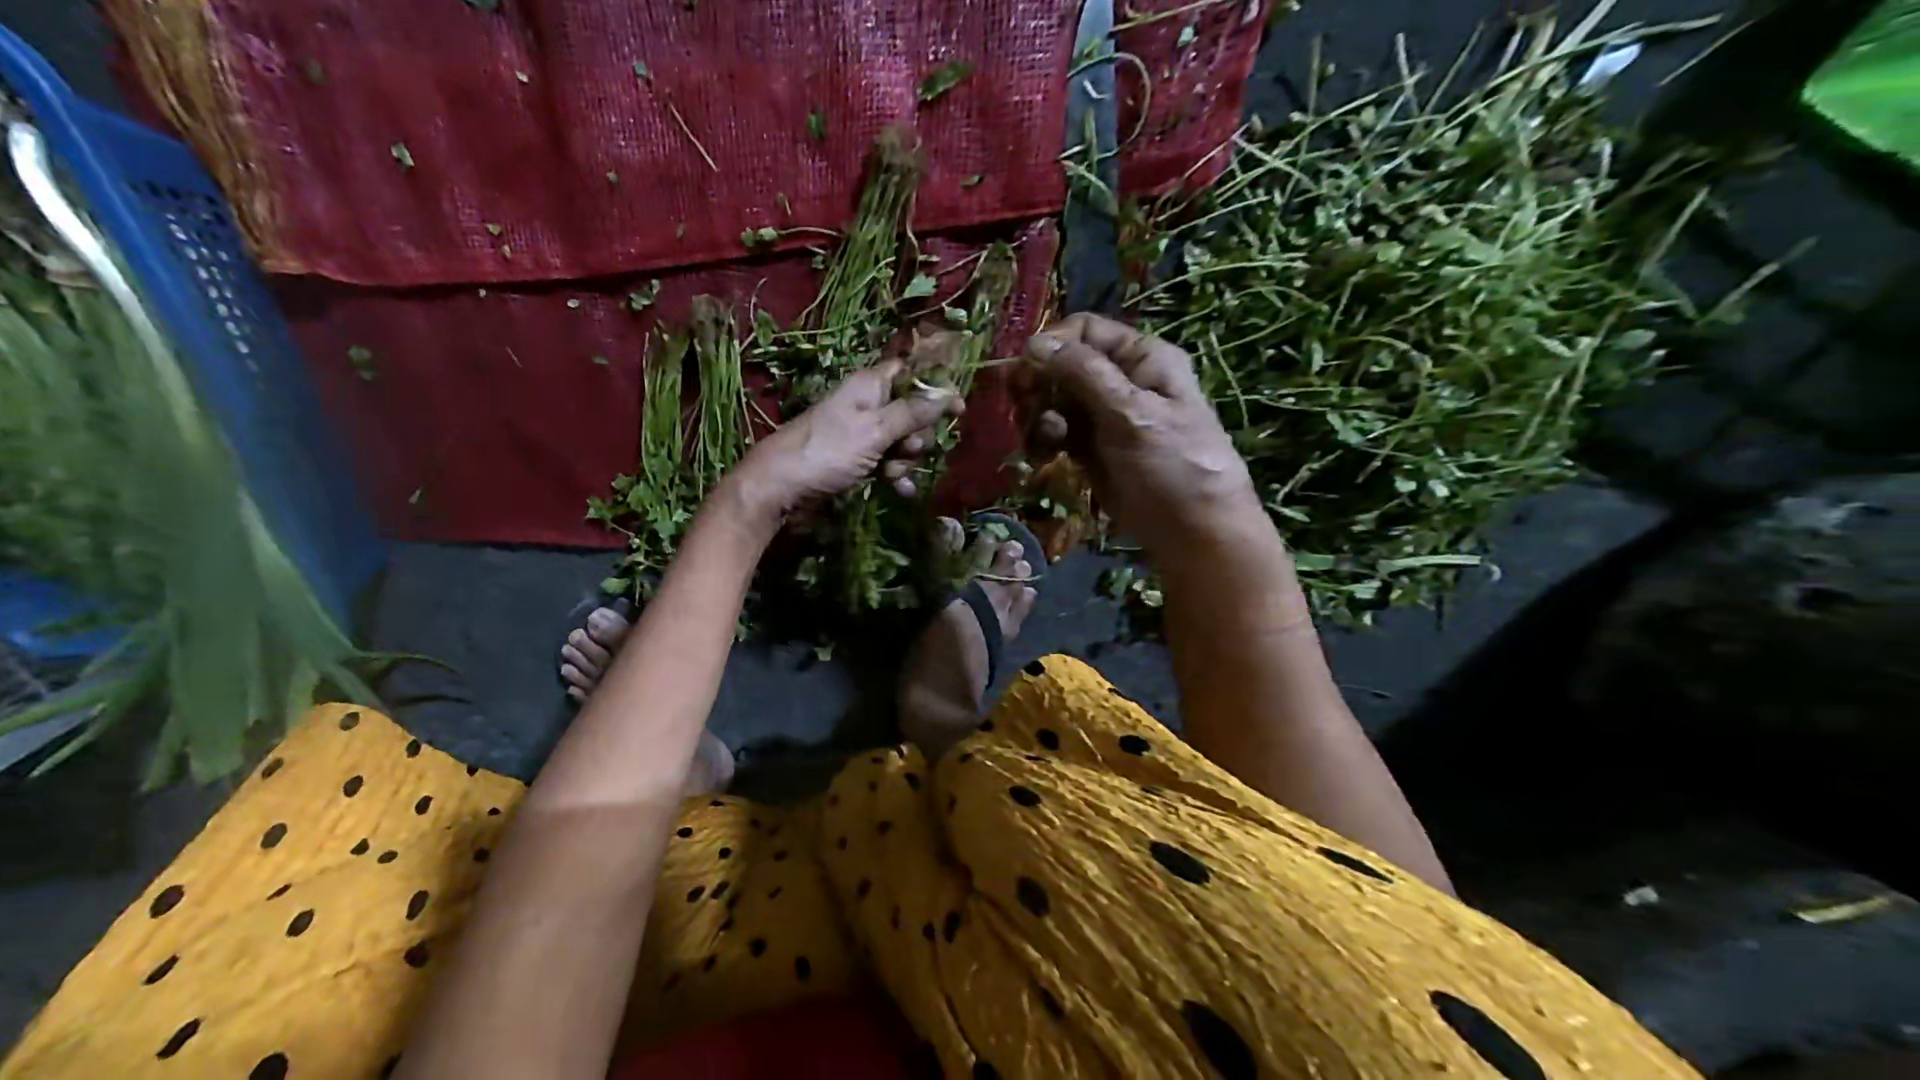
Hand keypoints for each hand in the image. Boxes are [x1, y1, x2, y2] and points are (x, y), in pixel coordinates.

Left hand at [731, 359, 962, 521]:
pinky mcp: (857, 460)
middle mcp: (868, 405)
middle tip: (908, 448)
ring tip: (892, 474)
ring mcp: (862, 434)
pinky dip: (895, 476)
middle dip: (918, 434)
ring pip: (902, 441)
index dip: (936, 387)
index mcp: (870, 385)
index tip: (958, 409)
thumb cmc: (828, 450)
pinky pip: (888, 463)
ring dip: (905, 460)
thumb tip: (948, 393)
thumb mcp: (875, 429)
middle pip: (912, 411)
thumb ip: (913, 413)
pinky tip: (900, 491)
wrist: (781, 487)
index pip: (911, 372)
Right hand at [1024, 313, 1260, 556]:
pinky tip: (1041, 457)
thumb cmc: (1172, 463)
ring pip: (1055, 400)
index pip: (1085, 330)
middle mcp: (1120, 381)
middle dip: (1039, 384)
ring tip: (1040, 440)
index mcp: (1141, 358)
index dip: (1052, 344)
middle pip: (1063, 365)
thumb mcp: (1130, 412)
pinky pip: (1057, 433)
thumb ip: (1082, 374)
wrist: (1192, 530)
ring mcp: (1103, 417)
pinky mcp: (1090, 449)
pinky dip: (1044, 441)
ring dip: (1037, 415)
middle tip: (1021, 406)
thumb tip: (1035, 343)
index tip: (1026, 369)